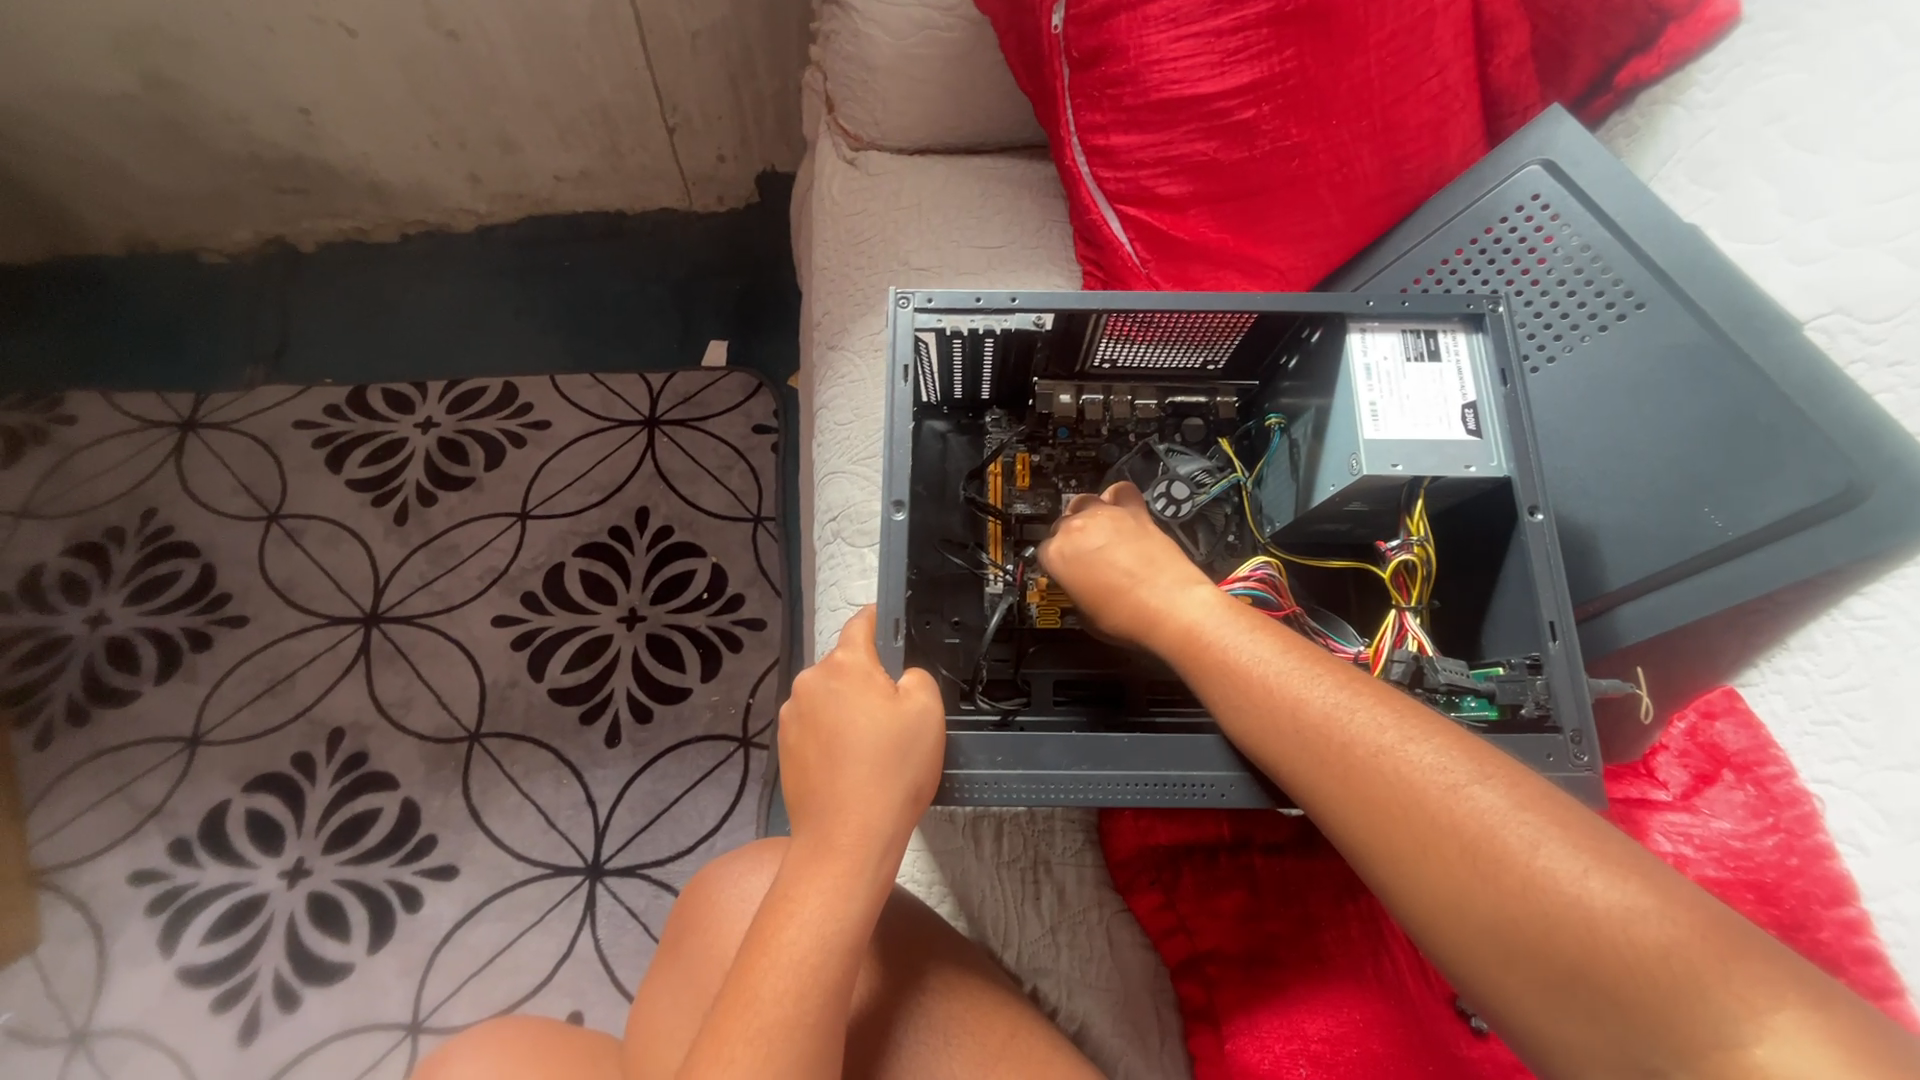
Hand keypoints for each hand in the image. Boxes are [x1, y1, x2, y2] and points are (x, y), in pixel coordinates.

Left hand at [778, 606, 946, 861]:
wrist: (846, 838)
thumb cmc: (892, 770)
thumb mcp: (927, 712)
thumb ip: (916, 676)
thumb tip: (898, 677)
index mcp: (845, 664)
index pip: (861, 623)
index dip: (878, 619)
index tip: (889, 623)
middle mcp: (810, 681)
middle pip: (844, 665)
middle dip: (867, 678)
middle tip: (894, 713)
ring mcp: (792, 716)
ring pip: (829, 698)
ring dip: (847, 709)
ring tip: (872, 747)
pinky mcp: (784, 748)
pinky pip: (815, 727)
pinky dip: (832, 736)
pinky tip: (850, 765)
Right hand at [1035, 482, 1225, 652]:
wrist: (1171, 608)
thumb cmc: (1128, 617)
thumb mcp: (1086, 617)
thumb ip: (1075, 593)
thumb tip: (1080, 590)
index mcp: (1057, 555)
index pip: (1044, 552)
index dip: (1055, 564)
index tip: (1064, 572)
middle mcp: (1076, 529)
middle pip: (1062, 524)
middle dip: (1069, 539)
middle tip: (1083, 557)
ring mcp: (1106, 516)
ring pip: (1084, 501)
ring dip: (1086, 514)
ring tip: (1096, 531)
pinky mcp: (1135, 512)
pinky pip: (1120, 492)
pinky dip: (1117, 498)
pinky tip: (1119, 510)